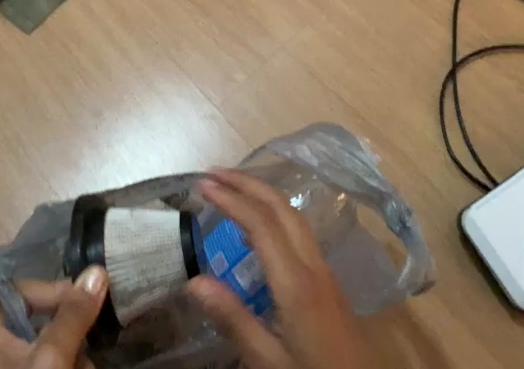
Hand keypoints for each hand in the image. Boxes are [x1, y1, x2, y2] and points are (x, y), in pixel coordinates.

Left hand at [0, 224, 108, 368]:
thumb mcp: (49, 359)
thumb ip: (72, 316)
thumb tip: (97, 271)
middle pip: (24, 298)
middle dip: (57, 298)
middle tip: (89, 304)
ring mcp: (5, 362)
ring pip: (40, 327)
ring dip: (68, 333)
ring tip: (88, 346)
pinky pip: (45, 352)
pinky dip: (66, 353)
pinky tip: (82, 363)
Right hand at [188, 168, 372, 368]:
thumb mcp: (268, 360)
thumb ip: (233, 319)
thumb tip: (193, 281)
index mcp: (296, 282)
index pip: (261, 223)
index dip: (231, 198)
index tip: (203, 184)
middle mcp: (314, 265)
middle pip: (282, 207)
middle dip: (248, 182)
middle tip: (213, 173)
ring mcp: (325, 271)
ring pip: (295, 216)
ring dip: (263, 194)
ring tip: (232, 188)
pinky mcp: (329, 281)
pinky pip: (300, 232)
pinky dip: (275, 214)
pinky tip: (258, 229)